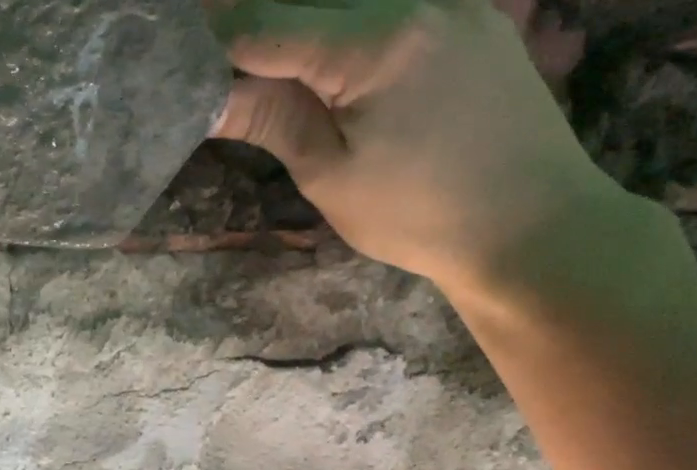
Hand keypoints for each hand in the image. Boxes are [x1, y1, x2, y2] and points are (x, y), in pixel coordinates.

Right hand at [209, 0, 619, 289]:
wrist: (533, 220)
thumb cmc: (418, 211)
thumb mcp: (327, 172)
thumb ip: (267, 117)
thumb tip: (201, 96)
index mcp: (380, 39)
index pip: (265, 23)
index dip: (208, 37)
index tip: (163, 55)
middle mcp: (418, 0)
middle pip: (301, 2)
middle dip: (242, 26)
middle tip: (190, 60)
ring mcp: (449, 5)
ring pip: (339, 6)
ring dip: (284, 29)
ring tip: (239, 68)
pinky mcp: (463, 20)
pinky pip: (379, 14)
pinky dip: (329, 30)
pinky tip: (297, 63)